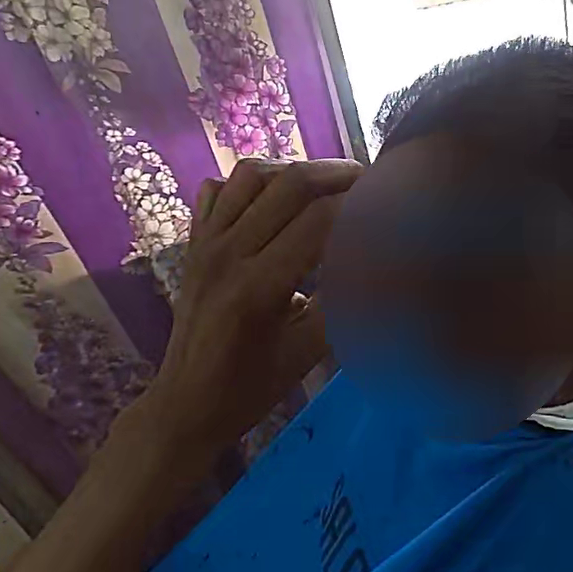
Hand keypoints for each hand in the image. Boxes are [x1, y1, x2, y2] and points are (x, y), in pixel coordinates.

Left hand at [128, 158, 361, 457]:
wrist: (185, 403)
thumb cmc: (251, 386)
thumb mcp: (309, 351)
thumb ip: (346, 303)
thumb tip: (387, 266)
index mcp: (259, 285)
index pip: (320, 220)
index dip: (361, 203)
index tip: (388, 200)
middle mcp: (228, 252)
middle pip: (289, 184)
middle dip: (336, 173)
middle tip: (368, 179)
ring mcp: (205, 242)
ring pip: (251, 175)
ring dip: (294, 168)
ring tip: (324, 181)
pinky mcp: (193, 242)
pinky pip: (218, 190)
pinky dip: (249, 182)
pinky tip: (272, 197)